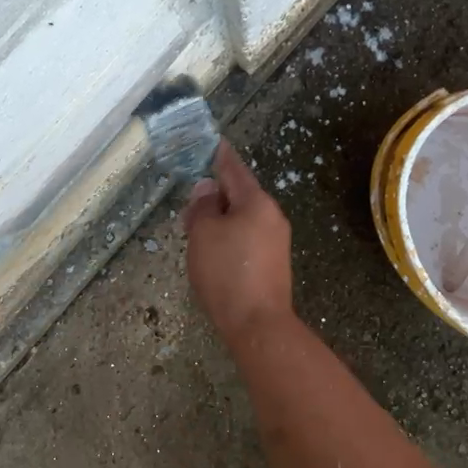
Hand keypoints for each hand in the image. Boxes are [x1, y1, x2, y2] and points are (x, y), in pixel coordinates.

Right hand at [181, 140, 293, 345]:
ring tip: (196, 230)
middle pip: (240, 194)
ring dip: (220, 218)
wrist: (259, 326)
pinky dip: (229, 235)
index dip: (220, 155)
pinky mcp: (274, 263)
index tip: (214, 141)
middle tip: (190, 202)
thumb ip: (203, 206)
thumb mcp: (203, 233)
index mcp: (256, 202)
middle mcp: (272, 216)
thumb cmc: (227, 272)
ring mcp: (276, 241)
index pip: (234, 168)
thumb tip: (208, 189)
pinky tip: (213, 250)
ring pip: (243, 217)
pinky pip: (248, 237)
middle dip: (215, 194)